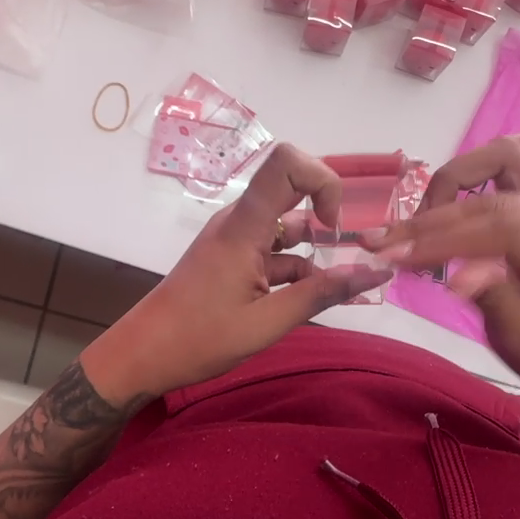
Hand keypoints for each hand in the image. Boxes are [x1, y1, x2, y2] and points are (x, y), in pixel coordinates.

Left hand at [81, 145, 394, 401]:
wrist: (143, 355)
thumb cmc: (200, 340)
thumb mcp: (267, 323)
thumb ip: (322, 294)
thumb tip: (376, 273)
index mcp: (243, 227)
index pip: (286, 163)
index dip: (322, 179)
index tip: (335, 226)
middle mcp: (238, 222)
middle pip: (291, 188)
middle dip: (327, 213)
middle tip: (347, 251)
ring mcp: (233, 239)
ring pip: (286, 226)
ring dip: (314, 251)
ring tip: (337, 288)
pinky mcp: (230, 258)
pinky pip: (272, 250)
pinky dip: (296, 269)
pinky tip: (310, 298)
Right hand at [366, 132, 519, 408]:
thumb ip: (493, 297)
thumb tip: (456, 276)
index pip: (506, 227)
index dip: (444, 237)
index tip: (393, 254)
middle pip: (499, 191)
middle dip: (436, 214)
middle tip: (390, 243)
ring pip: (508, 156)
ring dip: (457, 179)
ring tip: (425, 219)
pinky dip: (484, 167)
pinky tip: (459, 195)